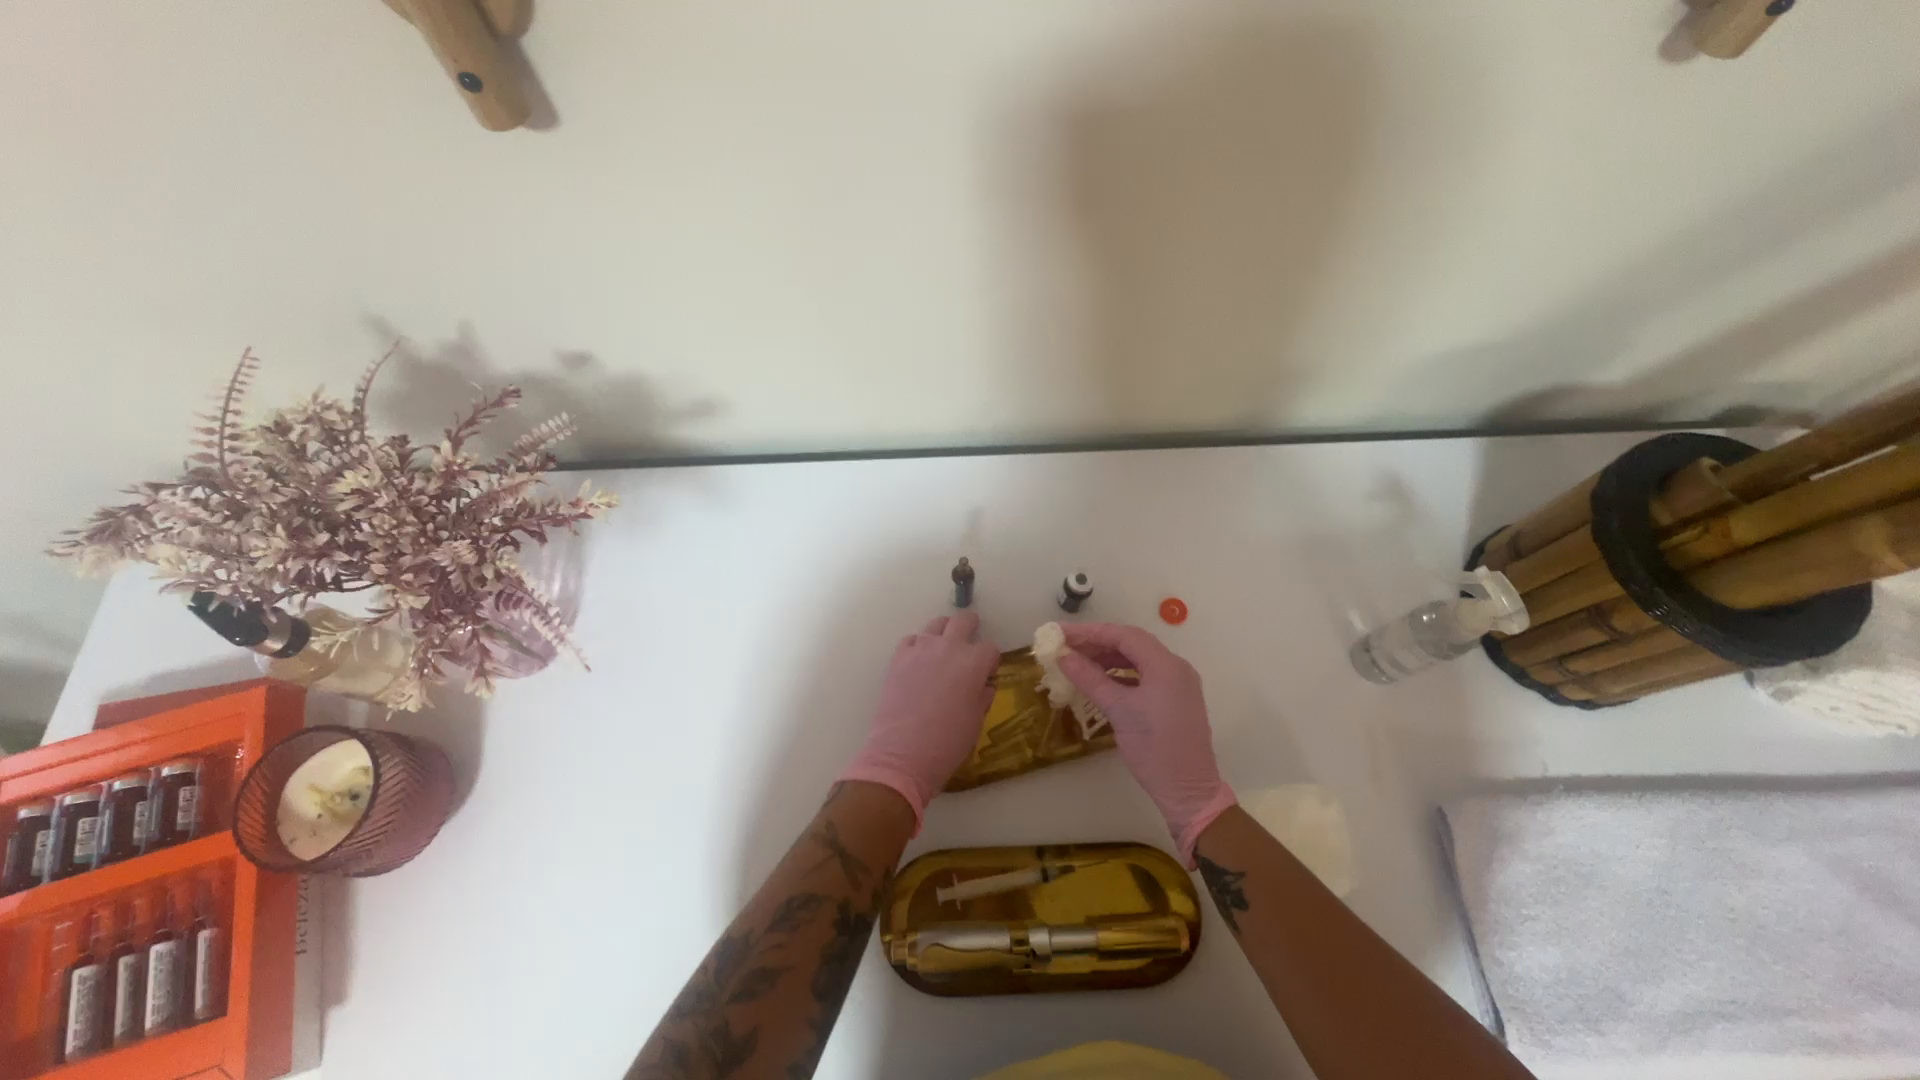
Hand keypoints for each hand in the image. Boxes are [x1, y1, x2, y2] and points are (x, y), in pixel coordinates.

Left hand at [839, 611, 999, 828]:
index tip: (987, 675)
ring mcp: (920, 650)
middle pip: (963, 622)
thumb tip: (983, 684)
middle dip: (970, 627)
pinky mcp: (898, 658)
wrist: (903, 754)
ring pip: (936, 624)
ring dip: (944, 631)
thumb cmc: (948, 742)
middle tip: (970, 639)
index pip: (990, 648)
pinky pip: (911, 640)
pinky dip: (918, 645)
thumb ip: (983, 695)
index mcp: (973, 663)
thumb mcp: (976, 720)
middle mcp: (948, 648)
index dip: (991, 661)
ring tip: (943, 647)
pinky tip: (919, 660)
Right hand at [1057, 622, 1236, 865]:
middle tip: (1065, 648)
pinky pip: (1144, 675)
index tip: (1061, 634)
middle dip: (1097, 643)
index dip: (1090, 632)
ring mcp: (1177, 684)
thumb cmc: (1154, 749)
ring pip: (1138, 659)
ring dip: (1108, 658)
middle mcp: (1175, 668)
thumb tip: (1064, 657)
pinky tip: (1100, 680)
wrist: (1188, 790)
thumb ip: (1090, 679)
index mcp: (1166, 666)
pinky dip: (1121, 674)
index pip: (1124, 636)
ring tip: (1077, 662)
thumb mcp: (1119, 711)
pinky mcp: (1174, 699)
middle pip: (1132, 644)